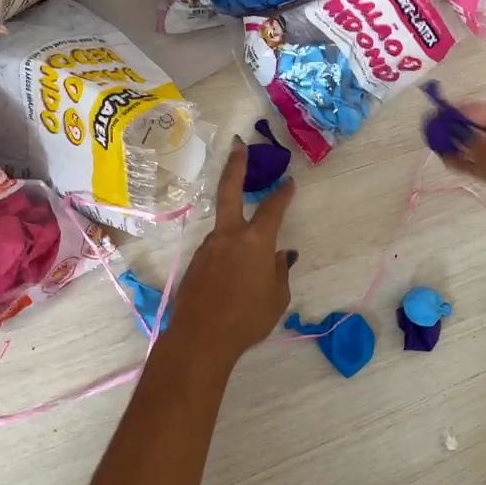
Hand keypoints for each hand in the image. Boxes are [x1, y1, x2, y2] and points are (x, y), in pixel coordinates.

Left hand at [162, 137, 295, 363]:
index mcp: (255, 241)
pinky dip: (227, 255)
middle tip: (240, 145)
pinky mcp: (195, 264)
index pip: (273, 208)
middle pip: (230, 190)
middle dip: (236, 165)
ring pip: (224, 229)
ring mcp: (208, 248)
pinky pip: (217, 252)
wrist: (200, 339)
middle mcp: (229, 236)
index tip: (290, 182)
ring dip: (236, 230)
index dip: (283, 193)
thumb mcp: (277, 297)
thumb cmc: (246, 318)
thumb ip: (279, 271)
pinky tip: (233, 278)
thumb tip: (280, 256)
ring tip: (249, 257)